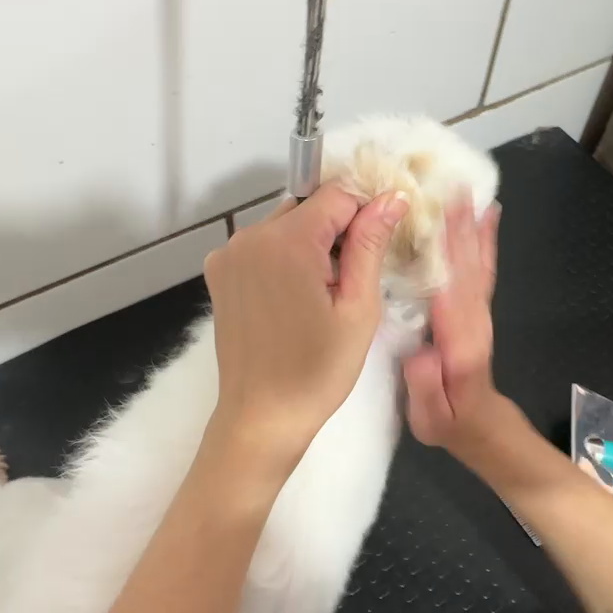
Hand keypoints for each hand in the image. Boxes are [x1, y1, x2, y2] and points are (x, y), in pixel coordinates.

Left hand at [204, 185, 405, 465]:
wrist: (261, 418)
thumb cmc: (318, 371)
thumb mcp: (358, 309)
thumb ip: (371, 245)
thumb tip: (393, 197)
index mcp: (286, 241)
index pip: (337, 194)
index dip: (368, 208)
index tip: (387, 236)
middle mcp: (249, 236)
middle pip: (308, 207)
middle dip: (339, 229)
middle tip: (357, 277)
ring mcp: (228, 255)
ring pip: (286, 226)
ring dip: (313, 245)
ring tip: (328, 294)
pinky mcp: (220, 274)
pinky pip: (264, 248)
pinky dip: (287, 260)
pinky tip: (300, 299)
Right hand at [402, 197, 513, 457]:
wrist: (481, 426)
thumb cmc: (450, 423)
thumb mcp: (430, 417)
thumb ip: (425, 387)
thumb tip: (420, 354)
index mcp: (459, 345)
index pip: (452, 295)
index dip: (448, 259)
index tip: (440, 223)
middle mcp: (474, 323)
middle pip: (468, 271)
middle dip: (463, 231)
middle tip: (456, 190)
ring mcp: (480, 315)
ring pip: (478, 266)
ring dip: (476, 230)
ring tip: (473, 194)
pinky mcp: (478, 311)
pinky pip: (482, 271)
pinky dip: (485, 243)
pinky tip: (486, 218)